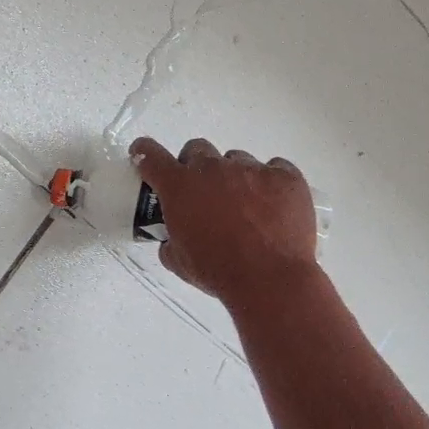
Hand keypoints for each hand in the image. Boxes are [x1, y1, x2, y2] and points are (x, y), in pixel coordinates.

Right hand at [131, 136, 318, 304]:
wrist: (270, 279)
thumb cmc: (217, 271)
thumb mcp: (178, 260)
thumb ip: (169, 239)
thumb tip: (172, 238)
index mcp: (179, 187)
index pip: (150, 155)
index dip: (144, 152)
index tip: (143, 154)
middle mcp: (212, 169)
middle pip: (197, 149)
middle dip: (195, 167)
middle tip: (204, 193)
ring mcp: (251, 169)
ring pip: (236, 160)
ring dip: (234, 177)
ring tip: (246, 206)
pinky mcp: (285, 176)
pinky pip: (274, 168)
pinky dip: (270, 182)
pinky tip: (273, 206)